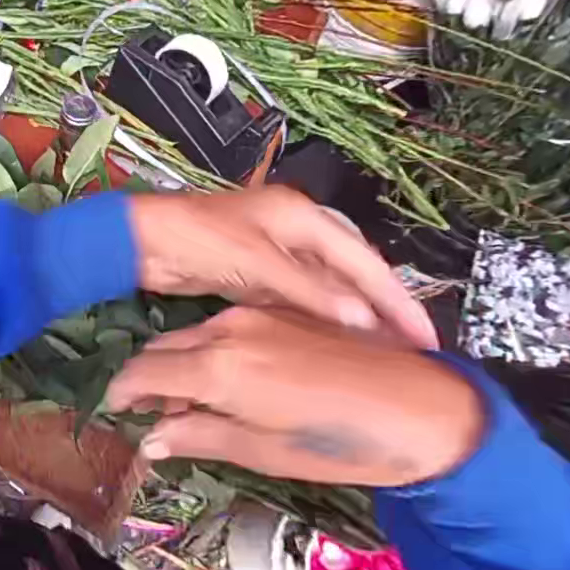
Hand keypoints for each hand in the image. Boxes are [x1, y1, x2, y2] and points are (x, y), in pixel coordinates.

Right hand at [105, 307, 483, 486]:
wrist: (421, 406)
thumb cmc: (339, 443)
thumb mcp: (262, 450)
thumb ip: (198, 435)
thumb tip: (149, 439)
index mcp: (218, 366)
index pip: (145, 372)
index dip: (123, 391)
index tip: (114, 407)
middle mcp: (228, 327)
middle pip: (166, 346)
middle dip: (149, 376)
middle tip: (149, 409)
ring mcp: (257, 313)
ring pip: (196, 333)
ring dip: (181, 360)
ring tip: (188, 396)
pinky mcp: (280, 311)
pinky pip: (227, 325)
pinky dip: (212, 348)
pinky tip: (228, 373)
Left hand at [126, 188, 437, 349]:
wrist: (145, 242)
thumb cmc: (199, 240)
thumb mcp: (256, 261)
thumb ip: (308, 289)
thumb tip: (361, 319)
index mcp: (303, 217)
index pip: (363, 259)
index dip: (395, 298)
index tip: (424, 335)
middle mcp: (298, 231)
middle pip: (353, 271)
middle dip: (383, 306)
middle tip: (414, 348)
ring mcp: (278, 253)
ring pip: (331, 287)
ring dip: (355, 315)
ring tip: (385, 352)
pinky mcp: (260, 274)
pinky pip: (304, 297)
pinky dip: (323, 318)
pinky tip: (339, 342)